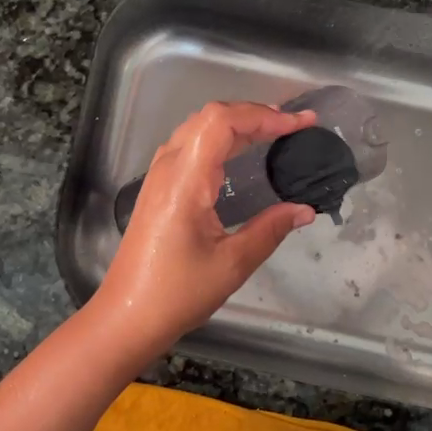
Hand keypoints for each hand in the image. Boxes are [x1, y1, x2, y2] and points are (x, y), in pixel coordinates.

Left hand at [89, 102, 318, 355]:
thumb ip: (270, 230)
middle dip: (254, 114)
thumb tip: (305, 210)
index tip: (299, 124)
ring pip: (197, 129)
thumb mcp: (232, 264)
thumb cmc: (177, 293)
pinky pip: (189, 147)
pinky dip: (219, 140)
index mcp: (184, 180)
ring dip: (236, 124)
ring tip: (274, 133)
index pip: (221, 121)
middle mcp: (168, 168)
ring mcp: (158, 177)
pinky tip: (240, 156)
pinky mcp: (157, 190)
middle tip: (293, 126)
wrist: (126, 316)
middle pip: (210, 118)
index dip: (262, 114)